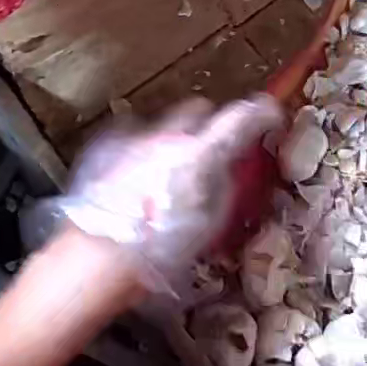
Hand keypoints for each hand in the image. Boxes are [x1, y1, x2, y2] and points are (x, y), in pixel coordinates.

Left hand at [52, 96, 281, 297]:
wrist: (97, 256)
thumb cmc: (158, 251)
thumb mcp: (209, 225)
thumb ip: (223, 187)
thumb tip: (227, 167)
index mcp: (199, 154)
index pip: (241, 117)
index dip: (261, 112)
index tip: (269, 114)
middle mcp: (168, 135)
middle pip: (199, 109)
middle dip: (210, 125)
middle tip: (211, 152)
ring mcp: (134, 136)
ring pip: (165, 121)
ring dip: (174, 138)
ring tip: (168, 171)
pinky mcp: (107, 144)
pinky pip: (133, 133)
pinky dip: (143, 147)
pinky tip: (138, 175)